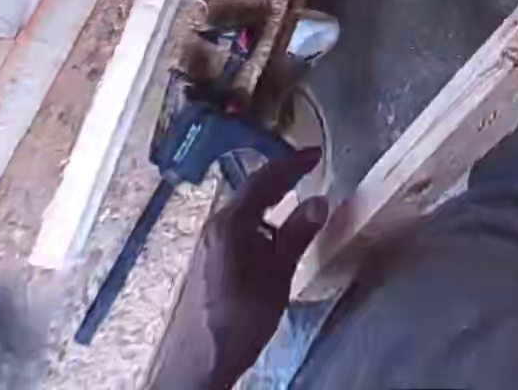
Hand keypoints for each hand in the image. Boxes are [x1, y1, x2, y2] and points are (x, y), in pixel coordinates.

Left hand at [149, 147, 328, 389]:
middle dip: (281, 175)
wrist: (196, 365)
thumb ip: (297, 235)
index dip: (292, 163)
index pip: (265, 179)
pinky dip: (258, 214)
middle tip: (308, 167)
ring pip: (244, 204)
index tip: (315, 152)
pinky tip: (271, 228)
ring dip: (270, 195)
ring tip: (295, 191)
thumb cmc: (240, 321)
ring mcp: (208, 238)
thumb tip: (321, 200)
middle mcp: (215, 222)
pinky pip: (237, 221)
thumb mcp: (277, 278)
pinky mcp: (208, 253)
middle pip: (252, 188)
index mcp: (231, 222)